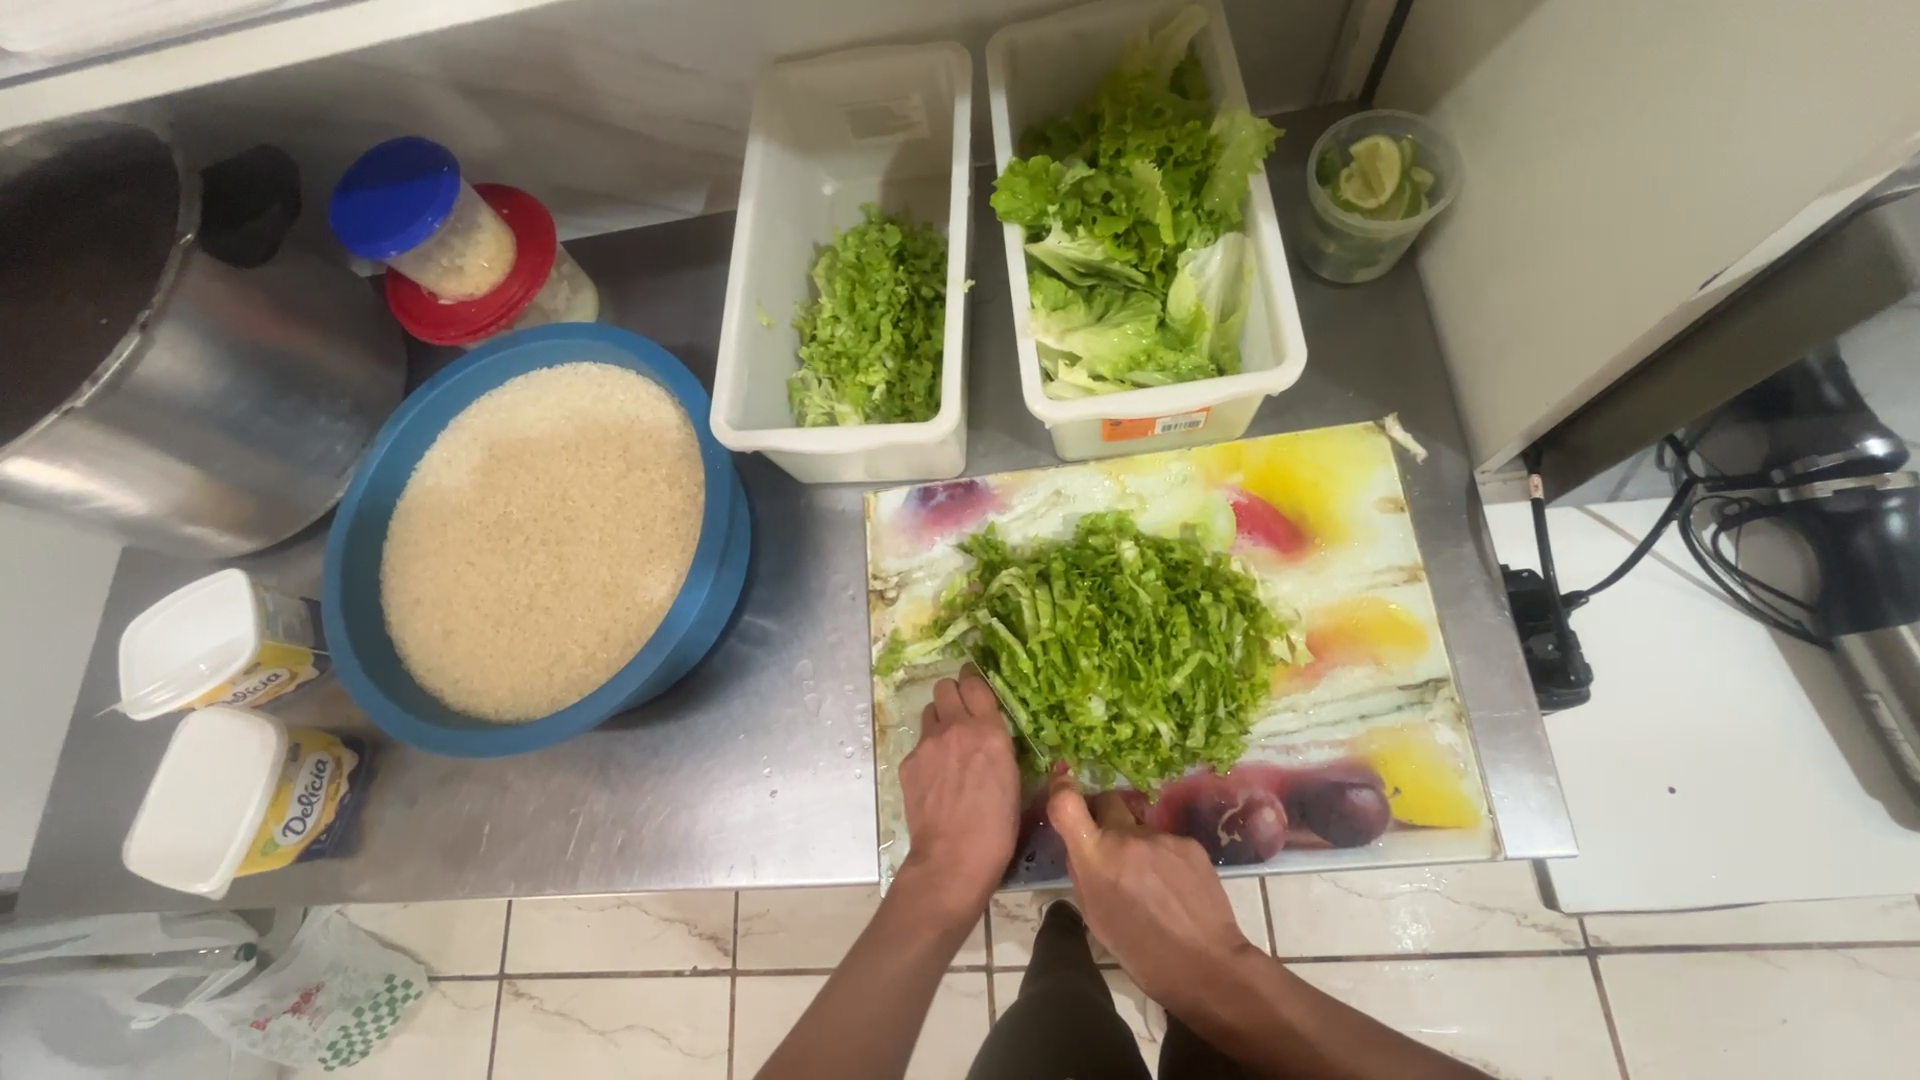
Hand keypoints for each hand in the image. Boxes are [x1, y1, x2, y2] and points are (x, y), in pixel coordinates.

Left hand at [895, 667, 1020, 924]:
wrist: (953, 857)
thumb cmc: (997, 827)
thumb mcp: (1014, 780)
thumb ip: (1000, 748)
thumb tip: (994, 737)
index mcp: (988, 731)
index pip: (974, 683)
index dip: (973, 680)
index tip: (975, 686)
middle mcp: (955, 728)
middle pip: (945, 687)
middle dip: (953, 694)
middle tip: (961, 713)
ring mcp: (927, 744)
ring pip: (929, 712)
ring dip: (940, 719)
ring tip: (948, 744)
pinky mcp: (908, 763)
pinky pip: (919, 744)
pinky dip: (928, 751)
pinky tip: (936, 776)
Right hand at [1047, 768, 1261, 1014]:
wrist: (1204, 964)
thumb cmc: (1138, 950)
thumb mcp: (1094, 914)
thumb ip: (1084, 871)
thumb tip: (1083, 849)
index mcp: (1096, 857)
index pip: (1067, 803)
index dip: (1061, 787)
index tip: (1062, 779)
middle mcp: (1126, 836)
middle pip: (1107, 800)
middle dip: (1103, 814)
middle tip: (1109, 842)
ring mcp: (1161, 836)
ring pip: (1139, 826)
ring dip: (1137, 843)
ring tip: (1151, 881)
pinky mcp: (1189, 843)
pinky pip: (1166, 841)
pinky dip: (1163, 856)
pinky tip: (1174, 886)